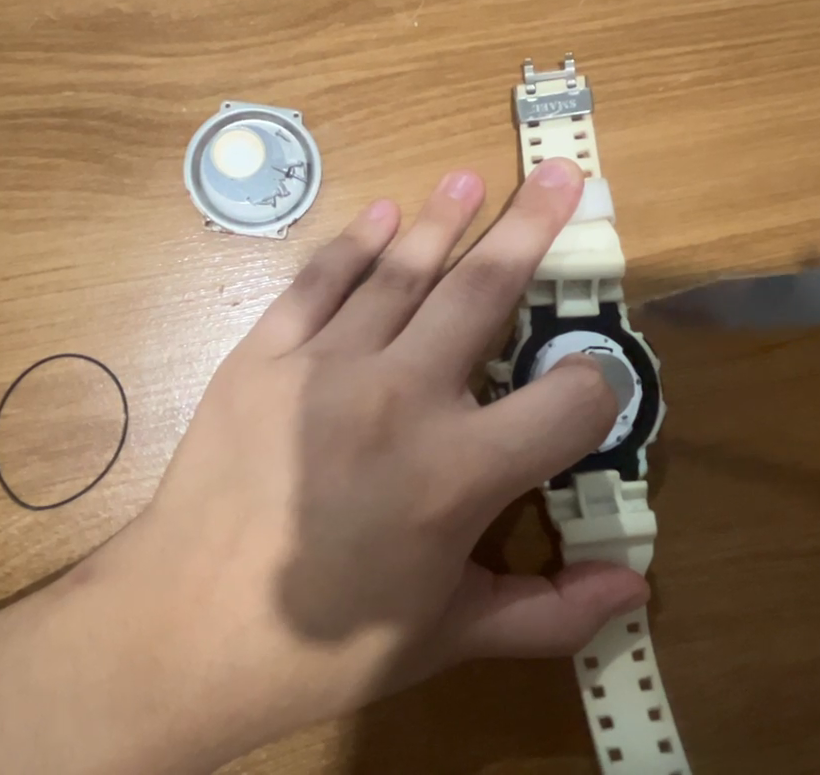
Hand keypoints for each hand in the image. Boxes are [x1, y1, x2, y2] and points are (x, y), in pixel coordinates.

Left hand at [94, 158, 647, 766]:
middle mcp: (400, 397)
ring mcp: (325, 365)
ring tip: (471, 177)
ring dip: (442, 219)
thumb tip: (635, 591)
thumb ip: (550, 611)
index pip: (571, 400)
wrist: (184, 629)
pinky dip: (352, 244)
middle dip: (531, 228)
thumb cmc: (325, 643)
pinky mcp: (262, 355)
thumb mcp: (450, 635)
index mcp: (459, 472)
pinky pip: (317, 283)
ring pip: (401, 272)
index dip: (601, 387)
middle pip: (484, 292)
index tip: (597, 381)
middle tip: (557, 175)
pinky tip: (380, 213)